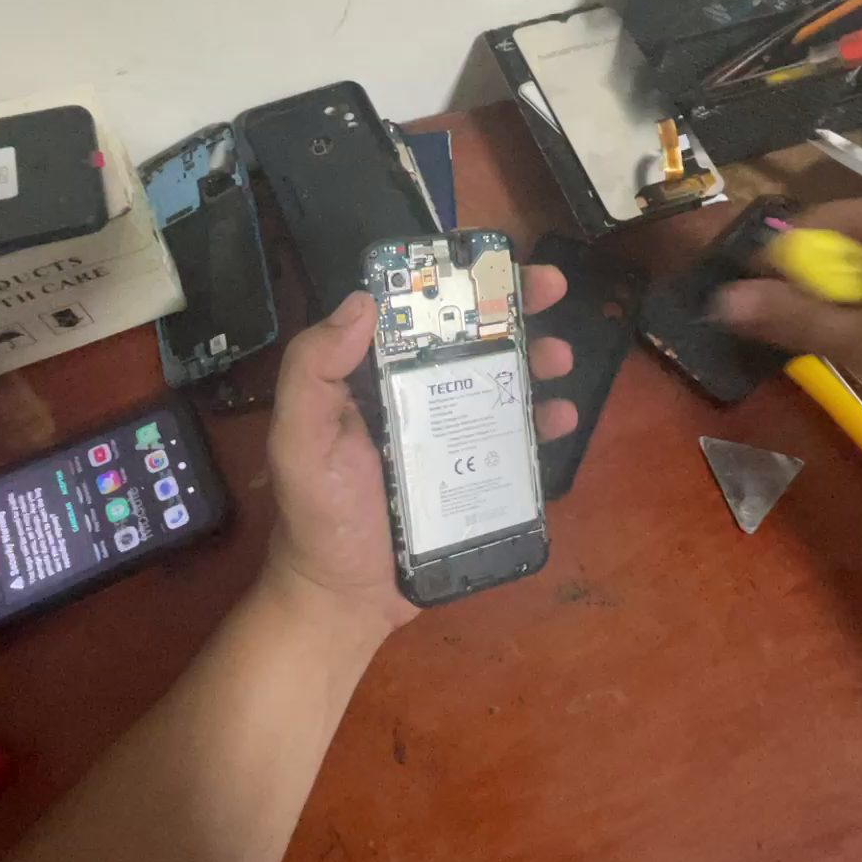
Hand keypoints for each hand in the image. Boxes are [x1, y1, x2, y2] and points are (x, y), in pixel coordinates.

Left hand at [260, 266, 574, 634]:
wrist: (347, 598)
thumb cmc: (321, 515)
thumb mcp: (300, 437)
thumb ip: (313, 369)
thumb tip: (361, 302)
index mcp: (373, 377)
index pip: (417, 315)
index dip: (454, 284)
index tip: (494, 263)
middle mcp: (413, 396)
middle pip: (468, 341)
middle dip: (512, 310)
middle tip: (551, 290)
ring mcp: (448, 435)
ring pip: (498, 383)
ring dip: (534, 361)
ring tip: (560, 358)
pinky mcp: (473, 473)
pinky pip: (513, 439)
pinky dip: (541, 422)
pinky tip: (562, 417)